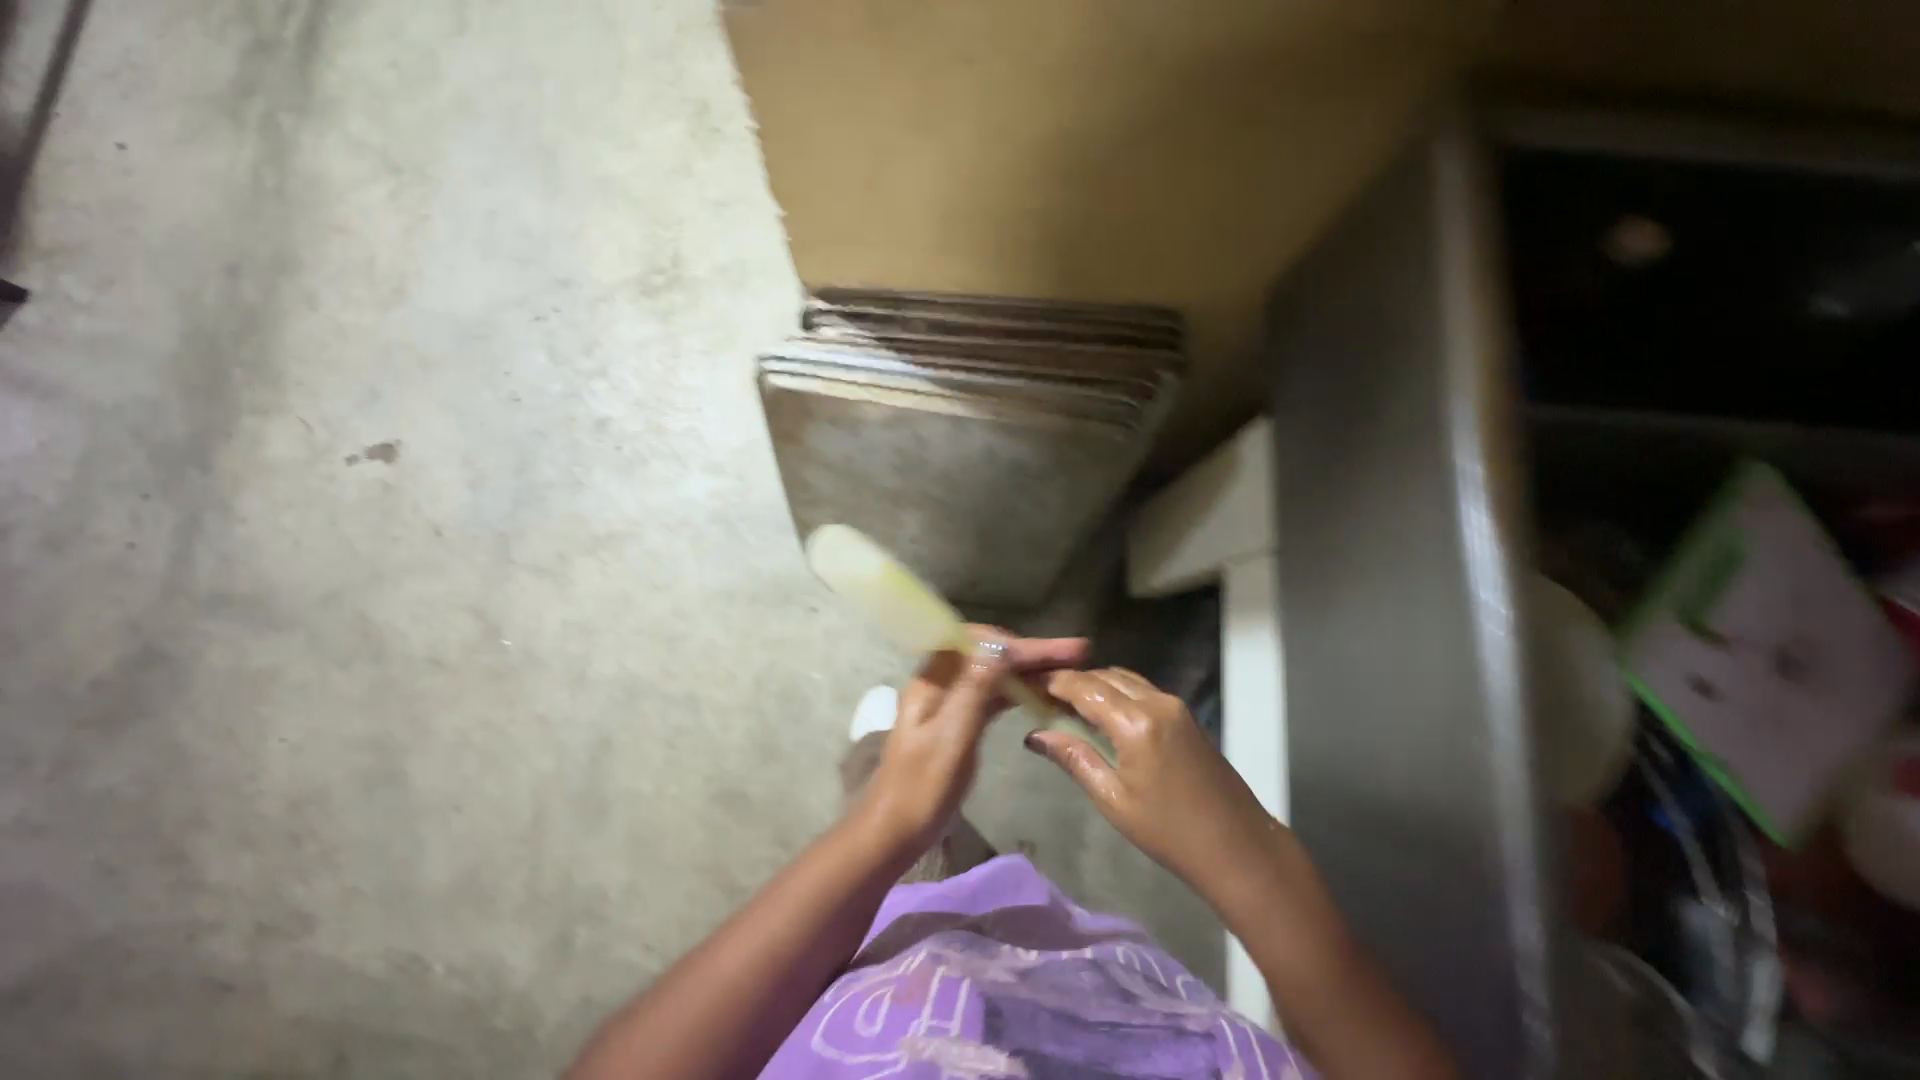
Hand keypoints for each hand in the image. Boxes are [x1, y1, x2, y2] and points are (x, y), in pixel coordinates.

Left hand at [855, 628, 1087, 856]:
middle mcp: (939, 684)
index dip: (1020, 643)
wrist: (895, 830)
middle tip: (1075, 653)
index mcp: (932, 681)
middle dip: (1029, 651)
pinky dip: (1017, 692)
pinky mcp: (958, 722)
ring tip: (1067, 669)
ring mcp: (949, 703)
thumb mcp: (952, 738)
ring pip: (992, 674)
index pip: (979, 643)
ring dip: (1027, 669)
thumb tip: (1001, 645)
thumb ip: (975, 690)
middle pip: (988, 653)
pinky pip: (991, 696)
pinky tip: (1042, 695)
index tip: (1059, 648)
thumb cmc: (921, 788)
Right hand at [1028, 667, 1279, 888]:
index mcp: (1136, 722)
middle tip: (1042, 696)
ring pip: (1126, 680)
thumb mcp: (1113, 799)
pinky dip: (1118, 693)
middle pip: (1106, 676)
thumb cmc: (1168, 831)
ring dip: (1097, 685)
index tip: (1027, 684)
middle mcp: (1157, 702)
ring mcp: (1175, 707)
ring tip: (1067, 704)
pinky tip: (1102, 715)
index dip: (1054, 682)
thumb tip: (1036, 734)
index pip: (1085, 687)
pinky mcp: (1186, 717)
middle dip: (1073, 681)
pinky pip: (1143, 691)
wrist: (1236, 845)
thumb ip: (1074, 759)